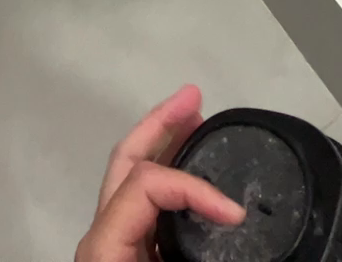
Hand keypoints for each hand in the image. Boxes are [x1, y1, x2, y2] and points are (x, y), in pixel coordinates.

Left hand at [75, 85, 246, 261]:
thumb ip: (199, 254)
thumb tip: (239, 224)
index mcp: (105, 242)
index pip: (144, 184)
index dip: (193, 187)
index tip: (235, 212)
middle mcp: (103, 234)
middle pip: (126, 158)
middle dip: (159, 122)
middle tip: (193, 96)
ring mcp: (112, 243)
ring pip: (132, 178)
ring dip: (163, 145)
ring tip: (193, 119)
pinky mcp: (126, 254)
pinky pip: (143, 205)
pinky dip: (167, 183)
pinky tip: (191, 180)